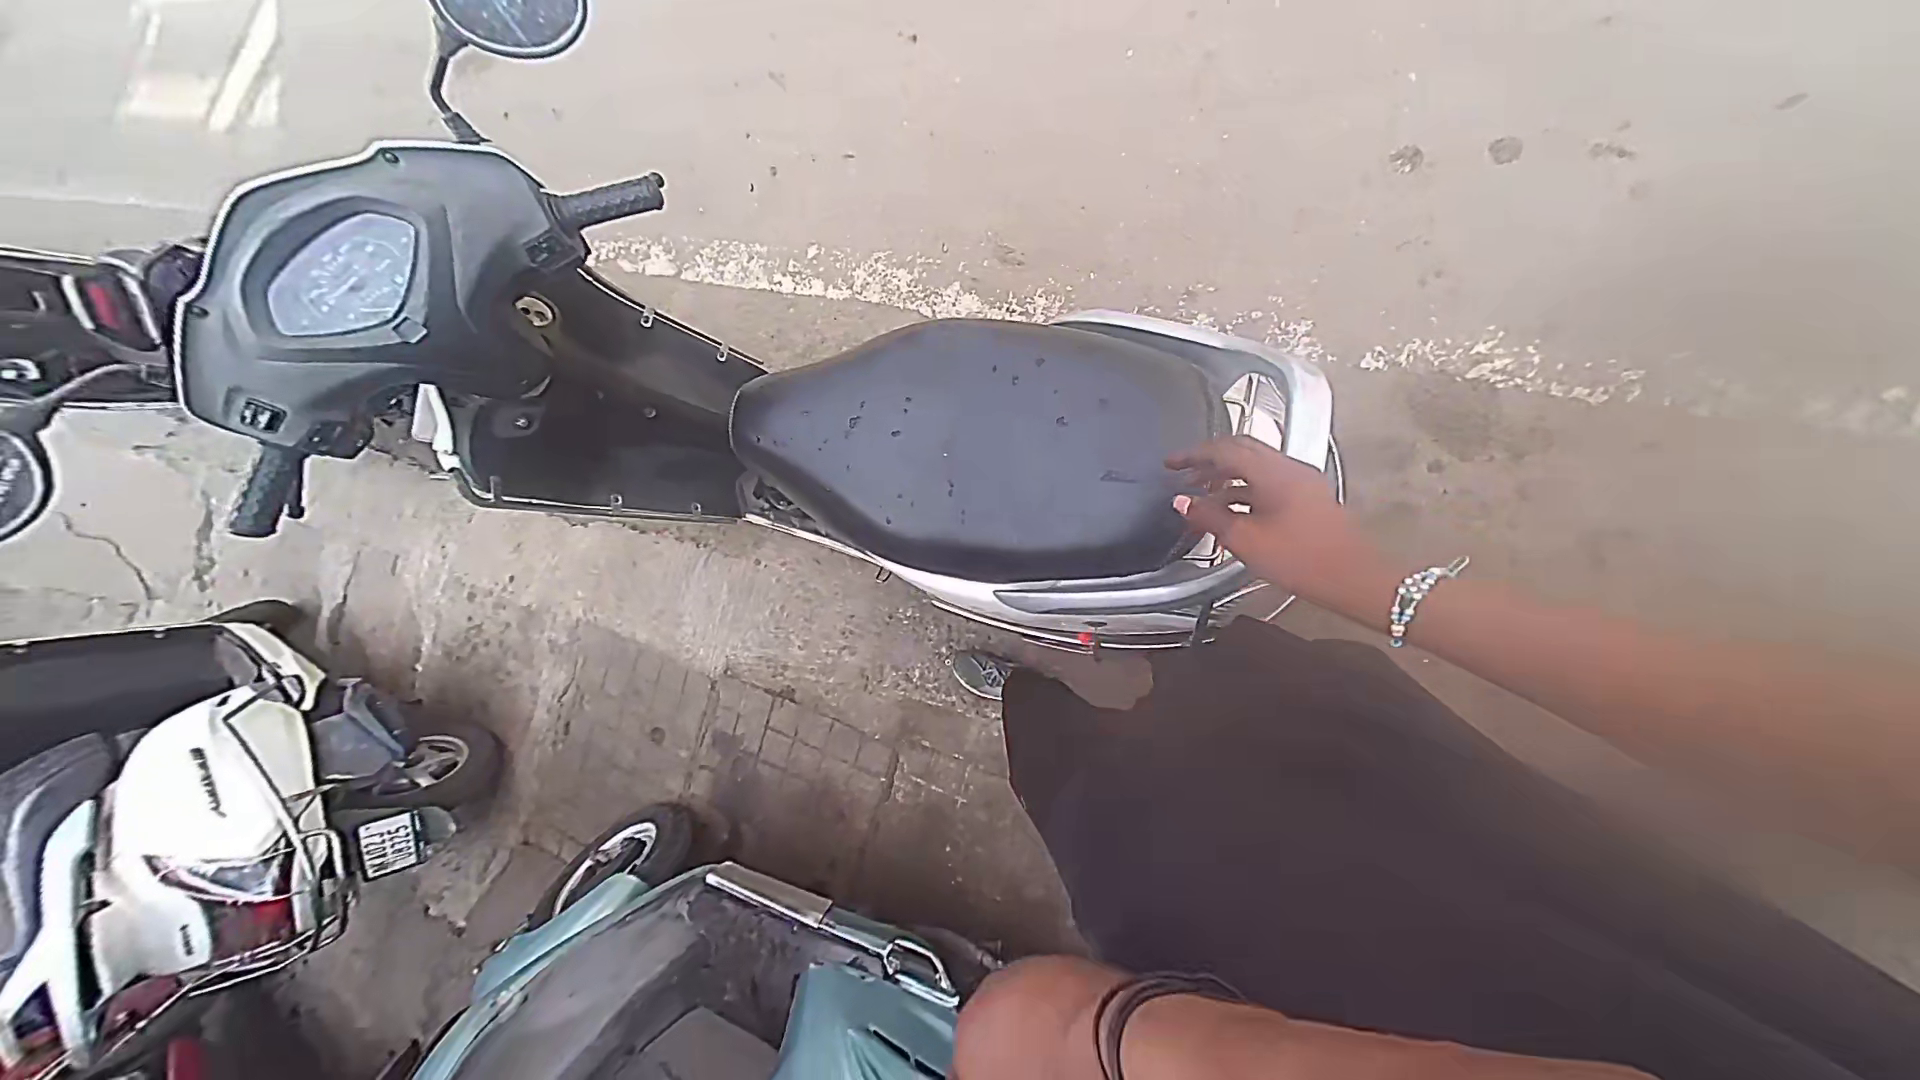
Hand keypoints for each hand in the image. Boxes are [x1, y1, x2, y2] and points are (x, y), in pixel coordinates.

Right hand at [1166, 436, 1390, 618]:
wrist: (1353, 578)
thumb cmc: (1300, 558)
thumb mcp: (1245, 539)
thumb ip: (1209, 516)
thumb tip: (1181, 501)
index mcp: (1273, 473)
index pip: (1225, 449)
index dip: (1193, 454)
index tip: (1171, 463)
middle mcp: (1288, 469)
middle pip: (1242, 451)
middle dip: (1209, 459)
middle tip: (1183, 472)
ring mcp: (1301, 483)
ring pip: (1255, 467)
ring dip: (1225, 476)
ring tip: (1200, 494)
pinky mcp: (1306, 499)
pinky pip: (1266, 483)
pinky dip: (1242, 490)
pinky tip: (1228, 510)